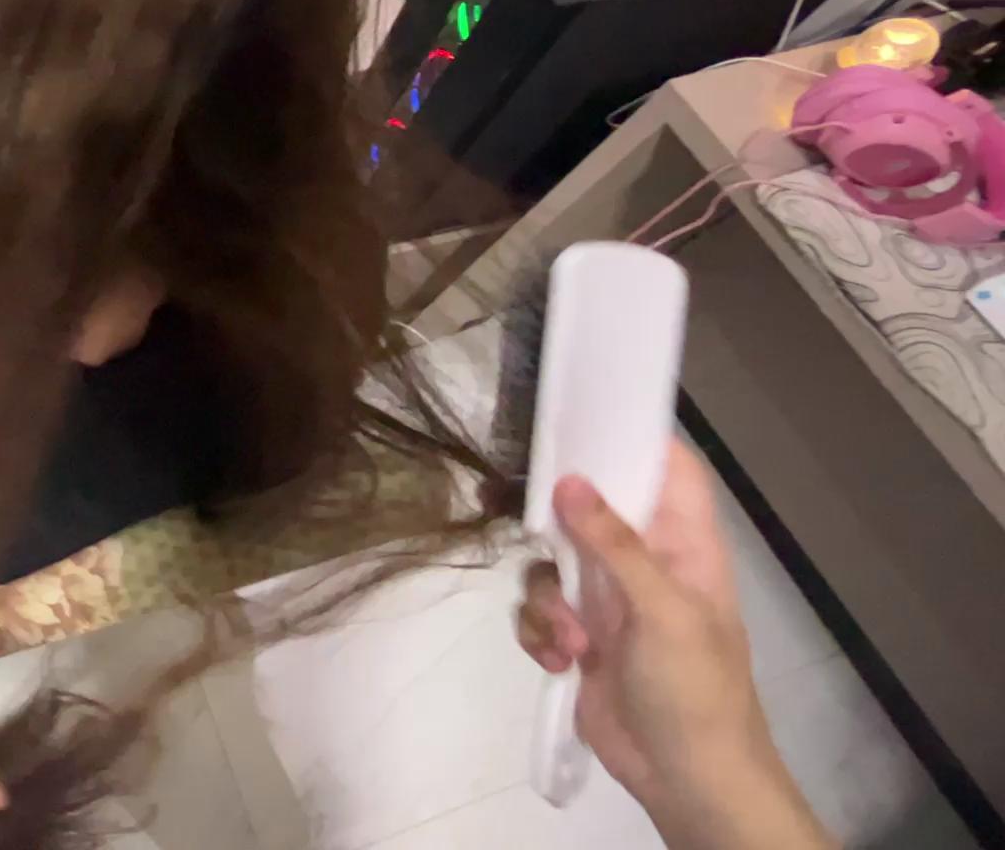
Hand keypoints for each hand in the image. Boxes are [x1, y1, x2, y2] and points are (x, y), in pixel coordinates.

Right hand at [515, 440, 840, 849]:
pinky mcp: (574, 629)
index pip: (665, 470)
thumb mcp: (663, 614)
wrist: (685, 781)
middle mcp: (639, 561)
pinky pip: (534, 606)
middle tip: (501, 502)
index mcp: (682, 547)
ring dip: (544, 600)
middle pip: (584, 508)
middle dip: (544, 515)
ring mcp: (604, 596)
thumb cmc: (695, 691)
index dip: (628, 437)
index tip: (574, 415)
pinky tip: (557, 660)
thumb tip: (566, 480)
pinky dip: (537, 631)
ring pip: (547, 561)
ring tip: (569, 640)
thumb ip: (614, 545)